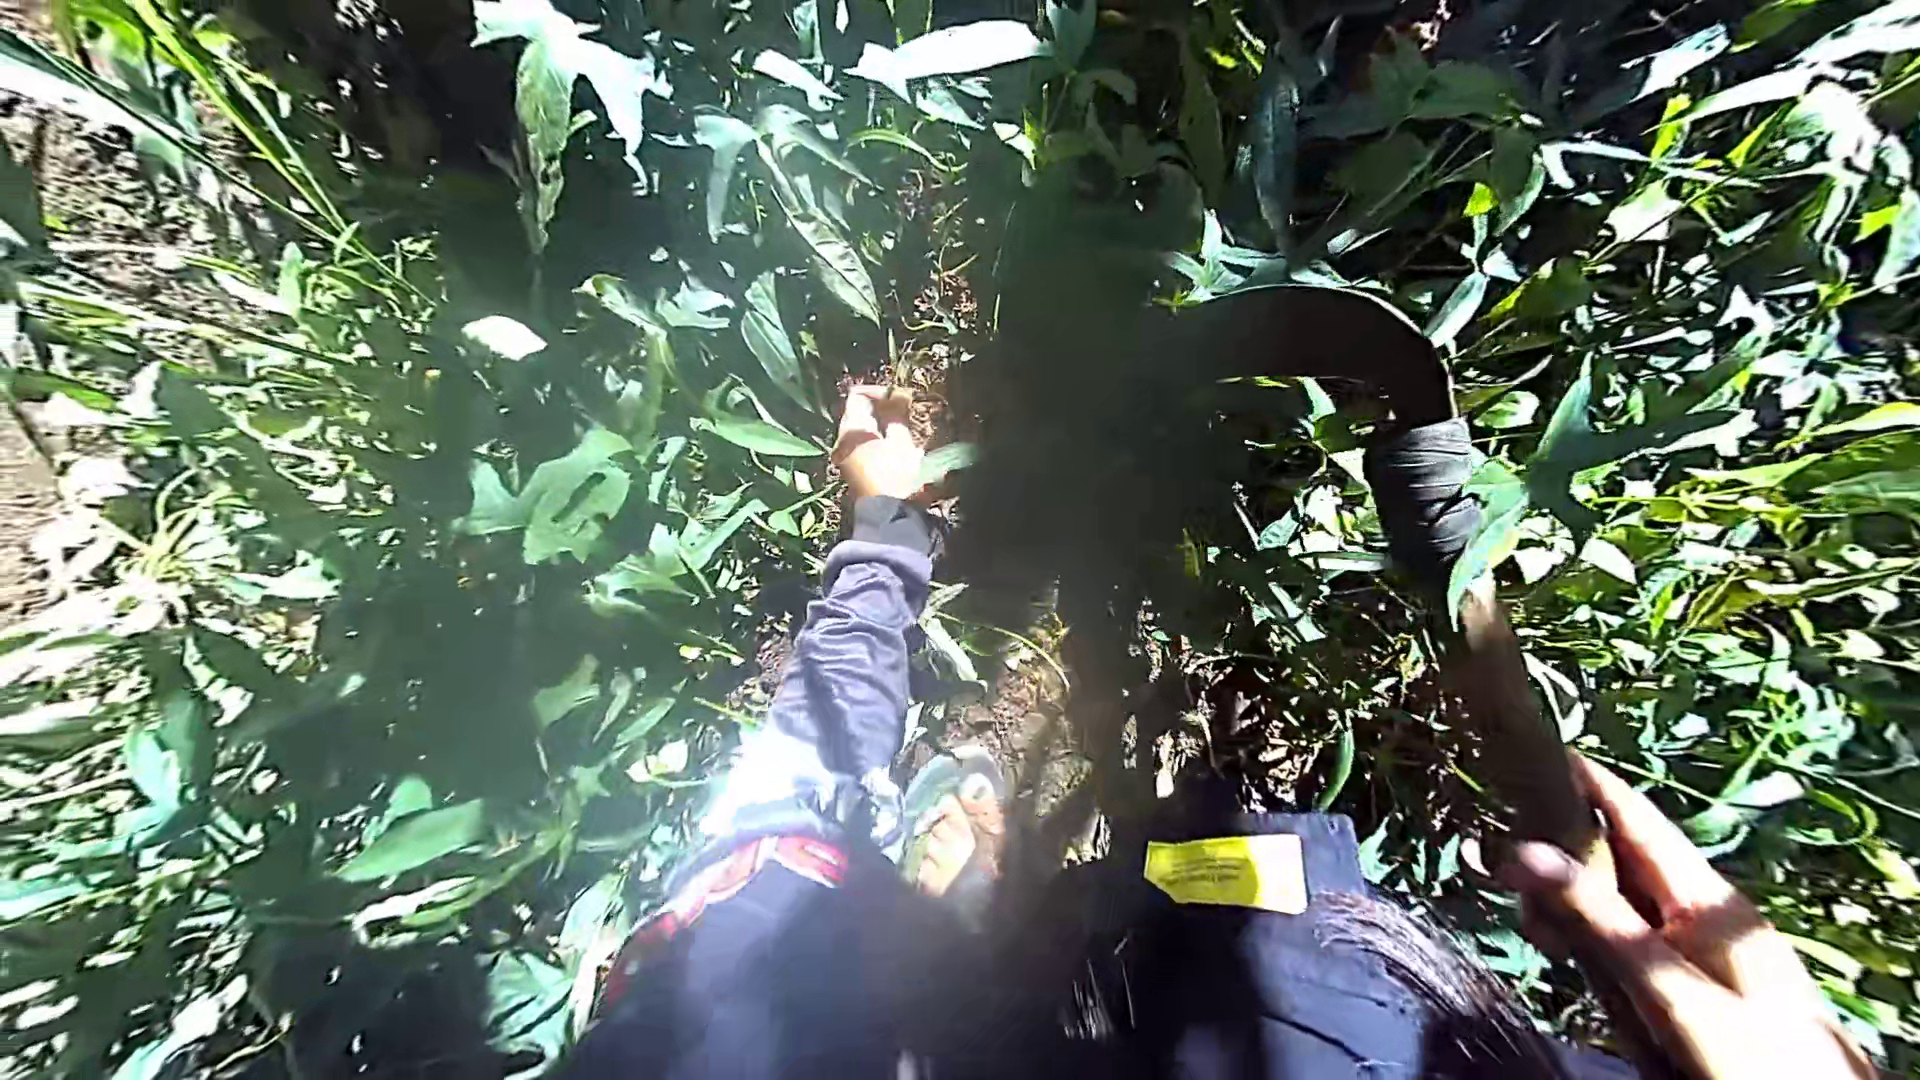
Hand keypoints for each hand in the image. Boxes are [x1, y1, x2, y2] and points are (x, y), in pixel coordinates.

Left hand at [833, 385, 922, 500]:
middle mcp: (842, 441)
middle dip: (882, 409)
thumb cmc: (898, 478)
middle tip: (906, 413)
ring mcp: (844, 457)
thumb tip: (898, 397)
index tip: (903, 399)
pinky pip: (862, 445)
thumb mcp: (902, 443)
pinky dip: (877, 440)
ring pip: (861, 430)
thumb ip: (897, 416)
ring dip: (881, 425)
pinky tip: (896, 448)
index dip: (881, 392)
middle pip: (858, 413)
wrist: (888, 520)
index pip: (858, 396)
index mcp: (852, 431)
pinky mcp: (852, 471)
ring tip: (904, 431)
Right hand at [1501, 755, 1871, 1079]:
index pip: (1630, 814)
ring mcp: (1683, 937)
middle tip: (1502, 875)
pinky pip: (1605, 925)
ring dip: (1557, 901)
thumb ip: (1595, 915)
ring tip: (1538, 934)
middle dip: (1549, 856)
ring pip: (1597, 890)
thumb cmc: (1754, 1059)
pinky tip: (1557, 950)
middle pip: (1604, 852)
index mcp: (1705, 896)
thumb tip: (1519, 847)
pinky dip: (1572, 928)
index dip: (1582, 777)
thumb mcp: (1668, 987)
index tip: (1527, 748)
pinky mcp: (1670, 966)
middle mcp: (1691, 906)